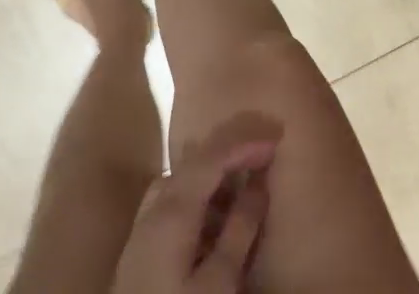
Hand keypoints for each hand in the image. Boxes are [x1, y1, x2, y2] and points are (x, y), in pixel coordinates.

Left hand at [112, 134, 276, 293]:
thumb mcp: (221, 281)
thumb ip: (240, 228)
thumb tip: (259, 182)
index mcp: (172, 212)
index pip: (211, 157)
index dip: (245, 143)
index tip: (277, 138)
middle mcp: (152, 211)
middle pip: (192, 163)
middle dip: (230, 152)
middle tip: (265, 153)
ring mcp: (142, 230)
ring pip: (180, 184)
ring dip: (214, 177)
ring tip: (247, 184)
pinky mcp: (141, 250)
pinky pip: (172, 205)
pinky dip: (199, 198)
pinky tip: (218, 216)